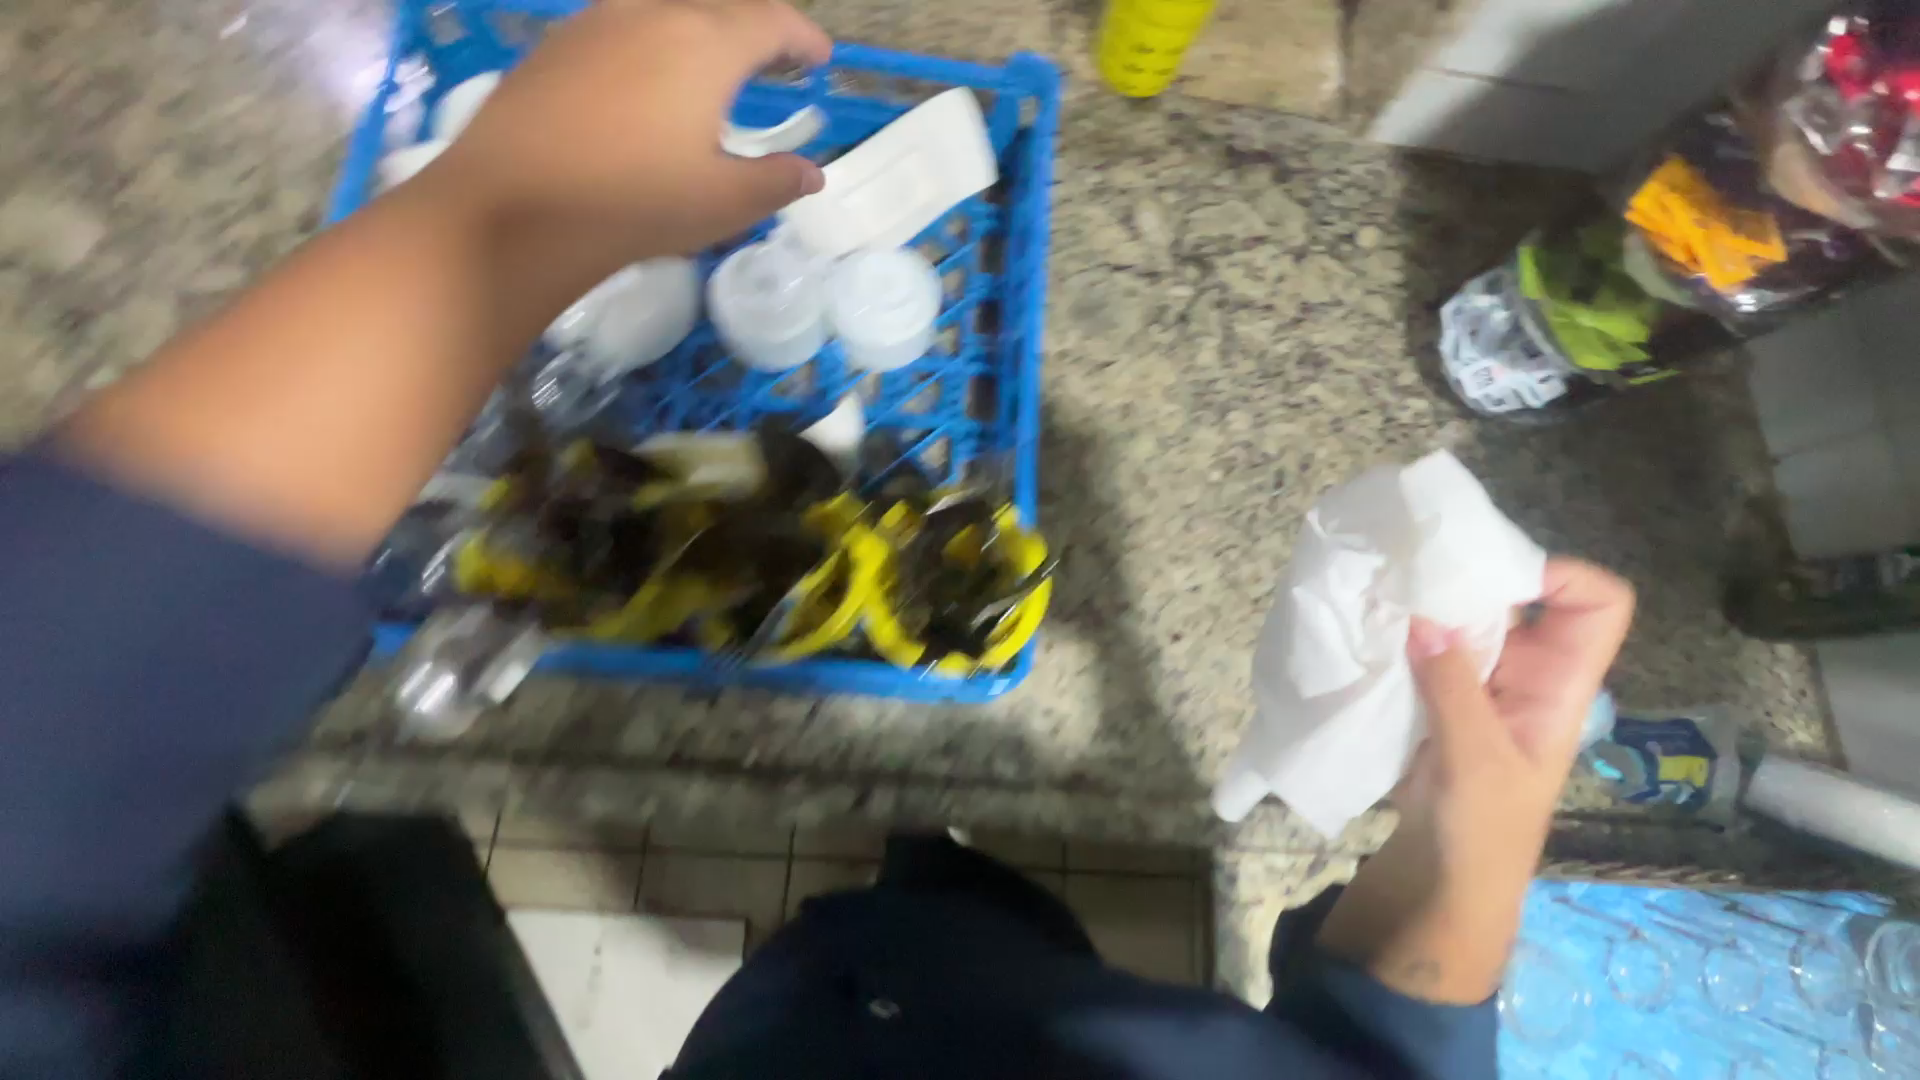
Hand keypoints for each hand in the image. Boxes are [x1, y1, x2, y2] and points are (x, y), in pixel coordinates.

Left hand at [429, 0, 831, 263]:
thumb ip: (777, 182)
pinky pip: (624, 29)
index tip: (820, 59)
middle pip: (720, 8)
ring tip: (718, 72)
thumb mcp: (726, 203)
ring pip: (666, 13)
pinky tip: (652, 84)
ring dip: (704, 35)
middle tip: (779, 63)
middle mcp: (651, 14)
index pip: (770, 22)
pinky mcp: (556, 45)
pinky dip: (657, 45)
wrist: (517, 206)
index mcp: (705, 45)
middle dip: (758, 33)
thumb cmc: (639, 201)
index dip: (802, 38)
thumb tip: (810, 173)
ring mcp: (596, 22)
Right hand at [1317, 557, 1632, 1002]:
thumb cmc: (1483, 828)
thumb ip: (1453, 688)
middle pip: (1520, 597)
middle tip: (1413, 567)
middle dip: (1473, 575)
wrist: (1444, 872)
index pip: (1596, 605)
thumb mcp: (1477, 760)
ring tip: (1382, 588)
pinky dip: (1401, 627)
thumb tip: (1424, 618)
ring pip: (1466, 617)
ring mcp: (1476, 679)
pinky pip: (1425, 643)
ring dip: (1429, 601)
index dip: (1561, 576)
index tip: (1490, 571)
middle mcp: (1524, 670)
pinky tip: (1370, 623)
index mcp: (1560, 684)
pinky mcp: (1434, 691)